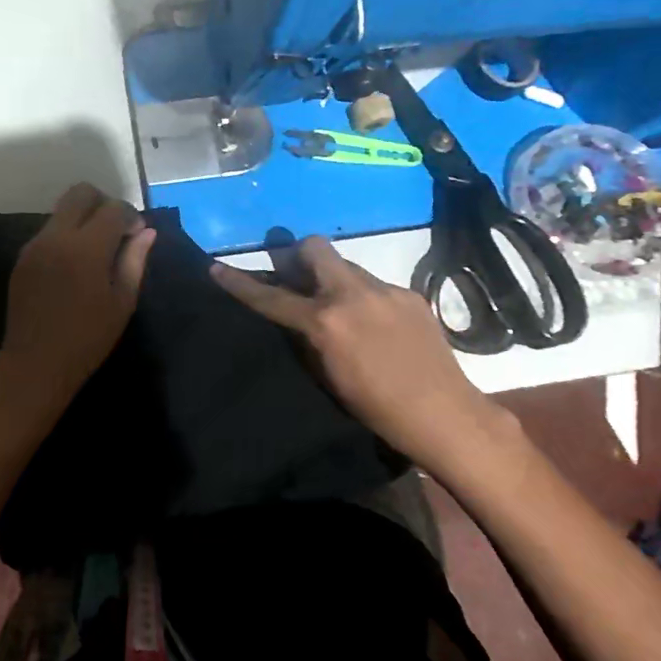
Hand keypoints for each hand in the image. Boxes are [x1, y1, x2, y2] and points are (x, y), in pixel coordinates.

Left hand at [0, 183, 157, 405]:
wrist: (34, 364)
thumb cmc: (87, 338)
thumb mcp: (122, 302)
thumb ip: (135, 260)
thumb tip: (147, 232)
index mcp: (86, 249)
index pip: (113, 208)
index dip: (131, 216)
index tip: (138, 234)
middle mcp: (57, 237)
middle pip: (81, 192)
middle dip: (104, 203)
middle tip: (116, 230)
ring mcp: (35, 245)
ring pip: (63, 209)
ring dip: (84, 218)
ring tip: (98, 249)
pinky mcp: (23, 256)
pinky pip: (50, 229)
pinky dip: (68, 233)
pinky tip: (76, 263)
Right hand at [210, 236, 506, 470]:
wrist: (443, 413)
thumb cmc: (376, 409)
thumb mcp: (328, 377)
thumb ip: (308, 340)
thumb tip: (297, 318)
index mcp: (326, 321)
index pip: (272, 296)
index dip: (240, 283)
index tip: (217, 268)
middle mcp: (353, 294)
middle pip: (315, 247)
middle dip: (300, 255)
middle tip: (301, 277)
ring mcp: (385, 289)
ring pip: (349, 266)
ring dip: (337, 279)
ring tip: (347, 310)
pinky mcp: (411, 293)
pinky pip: (378, 285)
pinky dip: (368, 297)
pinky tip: (380, 325)